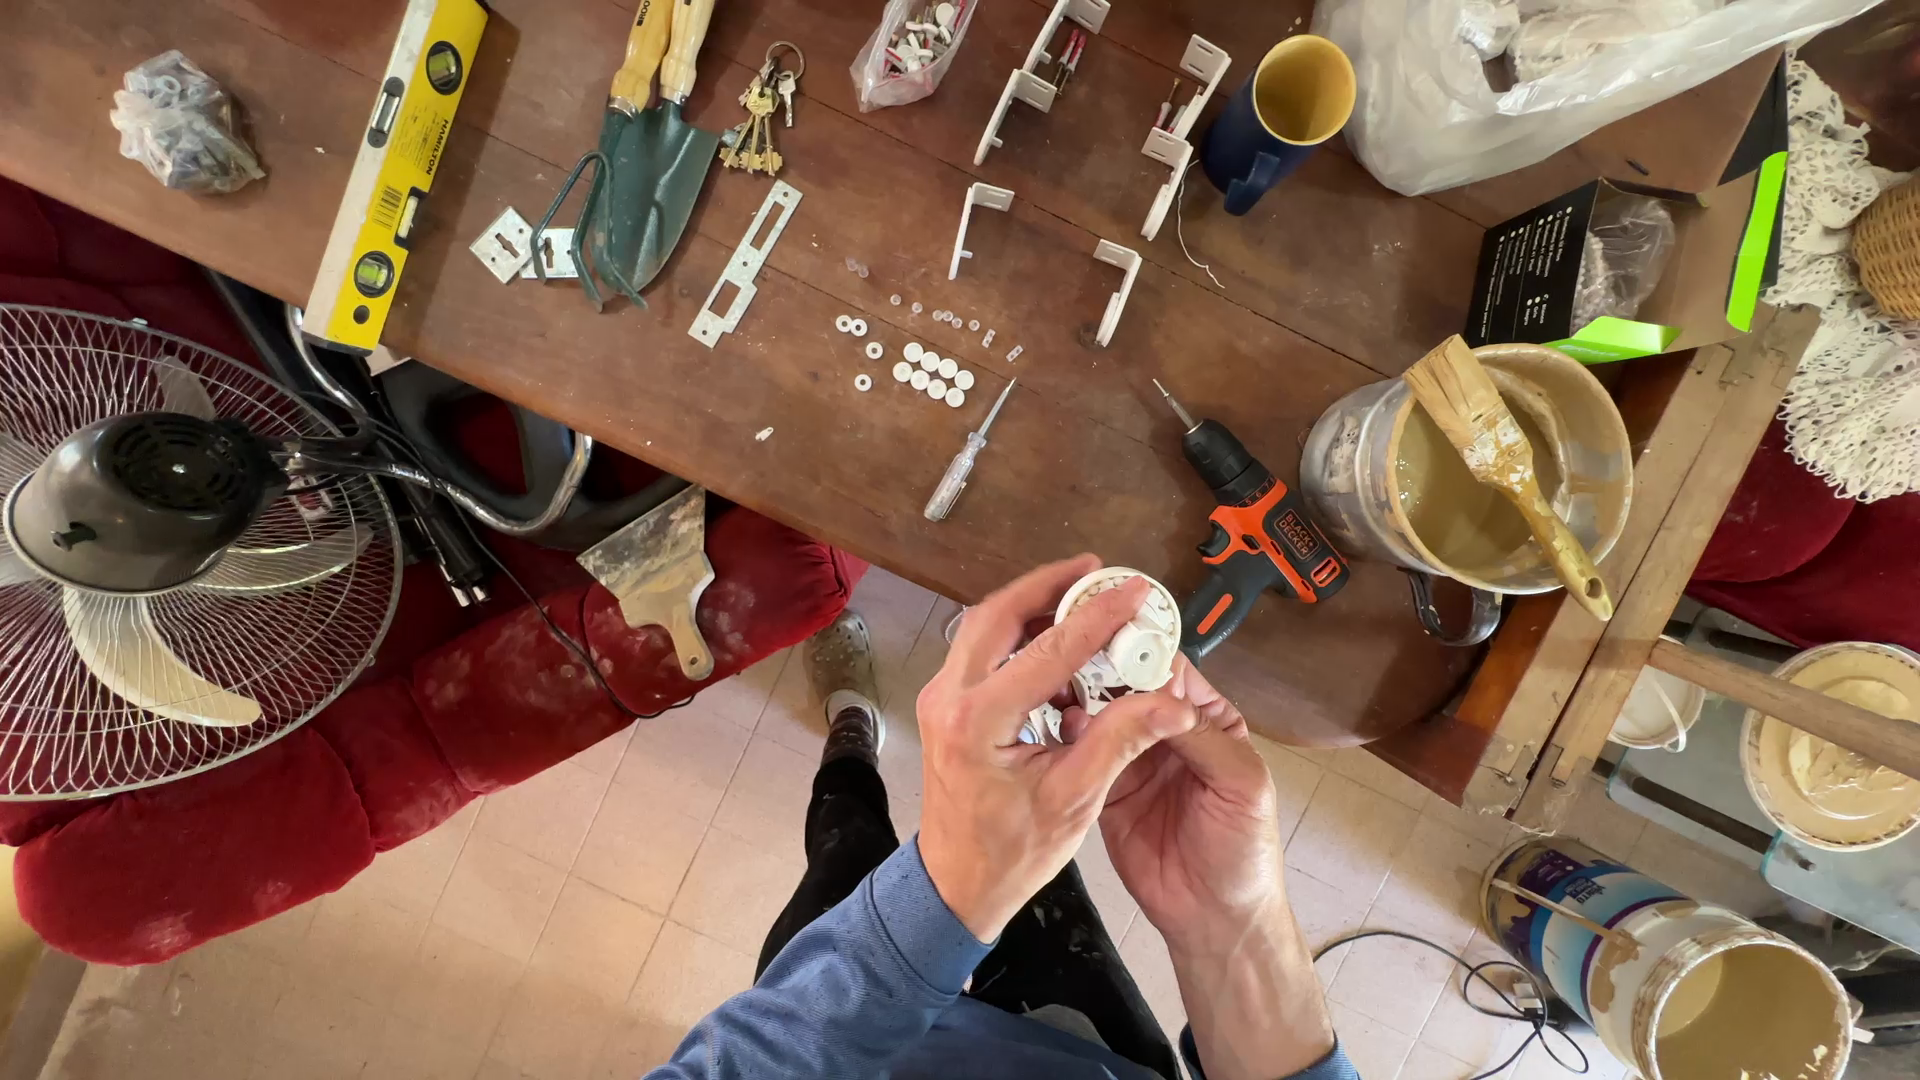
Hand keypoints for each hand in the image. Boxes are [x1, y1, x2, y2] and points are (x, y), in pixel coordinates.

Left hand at [915, 555, 1198, 941]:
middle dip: (1048, 586)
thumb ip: (1120, 740)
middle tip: (1094, 572)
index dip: (1096, 618)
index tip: (1131, 592)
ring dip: (1031, 604)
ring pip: (985, 625)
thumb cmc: (1011, 851)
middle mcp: (949, 697)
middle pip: (998, 614)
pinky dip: (1017, 632)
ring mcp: (940, 696)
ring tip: (1079, 595)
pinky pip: (980, 648)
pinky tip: (1053, 636)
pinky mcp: (946, 701)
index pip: (1047, 652)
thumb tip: (1170, 701)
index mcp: (978, 721)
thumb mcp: (1074, 799)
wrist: (955, 881)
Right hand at [1086, 659, 1333, 1079]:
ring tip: (1053, 678)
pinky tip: (1052, 722)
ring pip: (1101, 712)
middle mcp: (1163, 728)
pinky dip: (1067, 733)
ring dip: (1080, 694)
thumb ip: (1203, 736)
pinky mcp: (1102, 783)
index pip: (1170, 671)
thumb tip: (1157, 692)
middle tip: (1069, 650)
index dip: (1142, 651)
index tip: (1108, 631)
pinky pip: (1083, 751)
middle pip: (1128, 685)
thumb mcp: (1242, 785)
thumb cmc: (1244, 850)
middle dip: (1102, 667)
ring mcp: (1129, 755)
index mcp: (1205, 719)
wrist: (1211, 920)